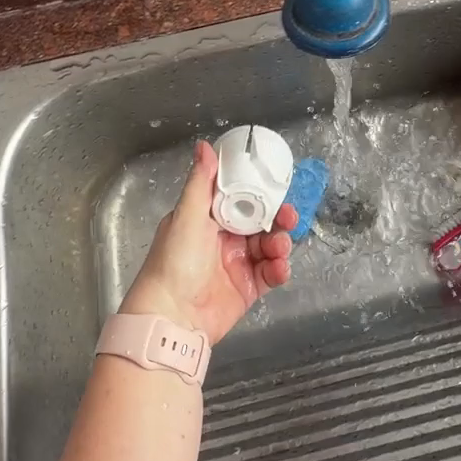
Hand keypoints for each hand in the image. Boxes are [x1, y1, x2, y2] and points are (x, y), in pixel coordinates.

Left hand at [120, 140, 296, 343]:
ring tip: (279, 249)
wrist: (172, 315)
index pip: (242, 198)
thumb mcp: (187, 216)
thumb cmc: (175, 260)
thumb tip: (204, 145)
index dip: (260, 192)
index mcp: (210, 218)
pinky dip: (279, 269)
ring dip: (280, 243)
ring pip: (270, 246)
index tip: (276, 187)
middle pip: (261, 222)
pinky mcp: (248, 288)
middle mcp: (226, 238)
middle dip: (278, 218)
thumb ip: (201, 182)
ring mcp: (238, 264)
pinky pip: (271, 273)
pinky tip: (280, 268)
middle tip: (288, 217)